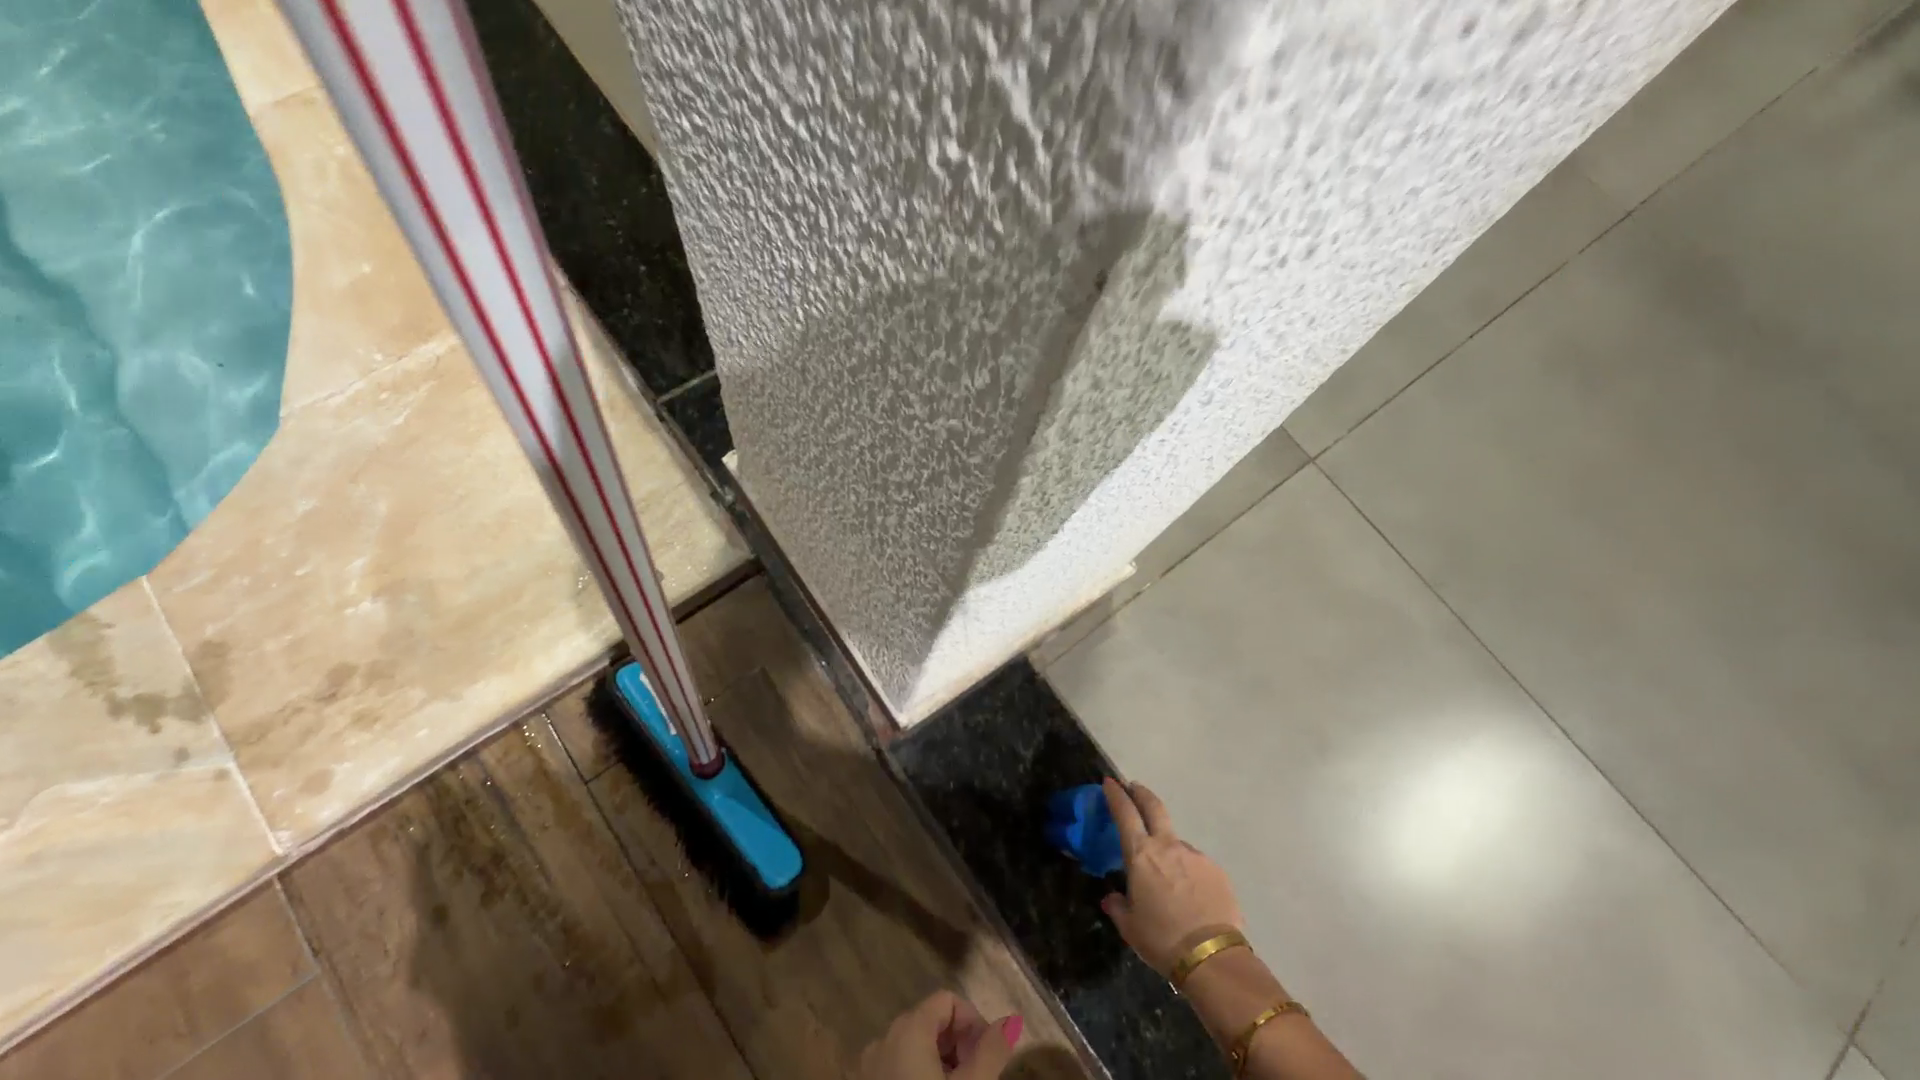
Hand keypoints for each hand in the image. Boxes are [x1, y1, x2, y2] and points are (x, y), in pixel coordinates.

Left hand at [856, 990, 1023, 1079]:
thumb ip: (992, 1051)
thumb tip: (1011, 1020)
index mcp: (907, 1030)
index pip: (947, 1000)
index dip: (973, 1022)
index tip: (988, 1056)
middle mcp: (882, 1040)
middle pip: (929, 1022)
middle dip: (960, 1045)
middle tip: (978, 1079)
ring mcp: (868, 1067)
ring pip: (913, 1049)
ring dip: (941, 1064)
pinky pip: (897, 1068)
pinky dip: (919, 1077)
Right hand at [1100, 777, 1244, 976]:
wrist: (1211, 956)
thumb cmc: (1161, 939)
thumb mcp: (1129, 926)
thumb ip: (1117, 906)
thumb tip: (1112, 897)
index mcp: (1141, 855)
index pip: (1125, 813)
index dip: (1115, 795)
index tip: (1110, 782)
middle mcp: (1168, 846)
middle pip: (1154, 807)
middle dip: (1141, 793)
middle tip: (1134, 787)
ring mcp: (1196, 856)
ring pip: (1176, 842)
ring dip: (1167, 848)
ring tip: (1165, 878)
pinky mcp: (1216, 871)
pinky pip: (1195, 864)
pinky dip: (1187, 871)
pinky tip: (1188, 895)